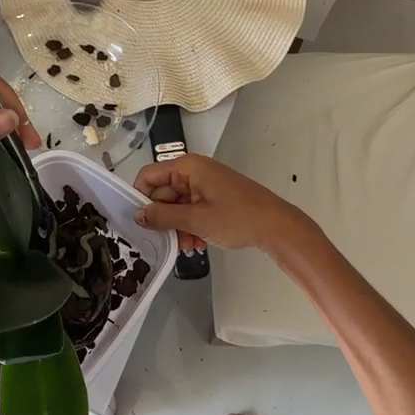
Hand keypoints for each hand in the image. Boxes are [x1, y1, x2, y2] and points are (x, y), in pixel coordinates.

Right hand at [133, 154, 316, 255]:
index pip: (149, 176)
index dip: (140, 198)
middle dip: (164, 218)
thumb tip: (137, 215)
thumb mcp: (196, 220)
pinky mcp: (214, 197)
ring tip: (188, 246)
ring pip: (177, 205)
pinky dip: (191, 226)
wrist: (277, 226)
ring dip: (178, 227)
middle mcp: (194, 171)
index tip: (139, 222)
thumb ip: (163, 216)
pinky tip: (198, 243)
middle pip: (163, 193)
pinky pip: (192, 209)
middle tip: (168, 241)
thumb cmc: (237, 218)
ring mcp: (205, 184)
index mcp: (187, 167)